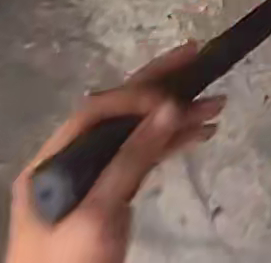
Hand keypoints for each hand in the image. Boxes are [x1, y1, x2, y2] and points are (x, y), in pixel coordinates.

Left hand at [6, 42, 224, 262]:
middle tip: (199, 56)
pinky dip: (172, 142)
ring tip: (217, 104)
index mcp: (53, 161)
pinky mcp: (108, 195)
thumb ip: (132, 158)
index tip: (173, 98)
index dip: (137, 94)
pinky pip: (143, 156)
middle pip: (121, 111)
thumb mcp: (99, 215)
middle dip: (163, 86)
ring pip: (138, 132)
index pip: (97, 109)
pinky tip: (200, 133)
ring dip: (177, 117)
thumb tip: (171, 105)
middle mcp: (70, 161)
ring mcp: (90, 178)